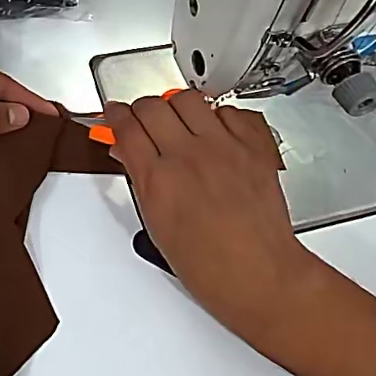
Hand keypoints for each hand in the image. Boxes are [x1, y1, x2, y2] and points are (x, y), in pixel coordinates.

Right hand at [103, 92, 328, 350]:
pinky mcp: (253, 147)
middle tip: (140, 117)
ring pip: (188, 99)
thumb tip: (131, 157)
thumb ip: (141, 183)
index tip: (114, 114)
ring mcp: (223, 148)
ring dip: (175, 105)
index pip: (126, 127)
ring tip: (175, 117)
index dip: (114, 116)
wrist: (261, 276)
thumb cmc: (213, 268)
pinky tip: (213, 128)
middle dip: (139, 109)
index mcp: (159, 181)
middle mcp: (189, 157)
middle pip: (152, 107)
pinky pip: (230, 111)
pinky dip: (217, 115)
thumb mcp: (159, 227)